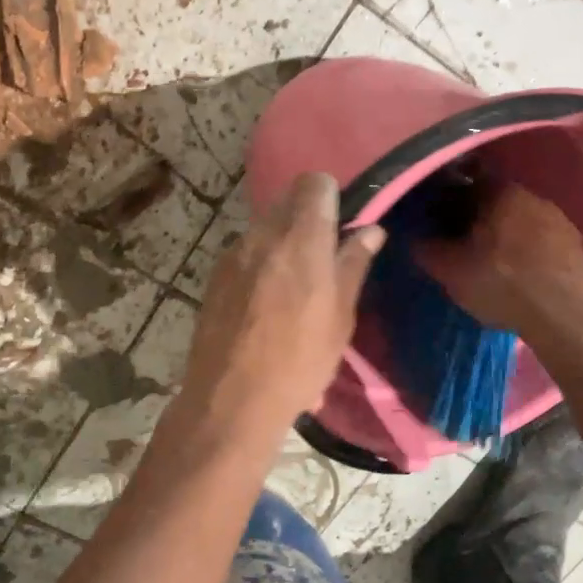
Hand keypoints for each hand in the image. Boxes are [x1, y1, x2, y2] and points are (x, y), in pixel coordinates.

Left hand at [180, 172, 383, 433]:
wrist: (231, 398)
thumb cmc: (299, 362)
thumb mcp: (339, 318)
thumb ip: (352, 266)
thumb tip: (370, 230)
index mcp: (300, 239)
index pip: (314, 183)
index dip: (330, 196)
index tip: (340, 226)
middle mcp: (262, 236)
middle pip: (286, 204)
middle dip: (306, 221)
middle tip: (322, 262)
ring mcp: (232, 256)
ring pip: (263, 232)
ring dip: (281, 247)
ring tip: (293, 294)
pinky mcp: (213, 278)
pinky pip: (244, 258)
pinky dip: (259, 269)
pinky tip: (264, 311)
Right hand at [416, 183, 582, 334]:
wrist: (565, 316)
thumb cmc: (501, 285)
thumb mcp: (450, 272)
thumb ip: (428, 250)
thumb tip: (416, 238)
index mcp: (498, 193)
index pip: (463, 183)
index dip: (445, 202)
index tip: (435, 222)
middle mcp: (531, 196)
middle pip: (493, 202)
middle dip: (475, 219)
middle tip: (460, 244)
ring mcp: (559, 219)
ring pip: (519, 220)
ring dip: (504, 235)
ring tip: (491, 263)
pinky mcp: (575, 243)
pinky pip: (540, 239)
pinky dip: (527, 250)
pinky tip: (520, 274)